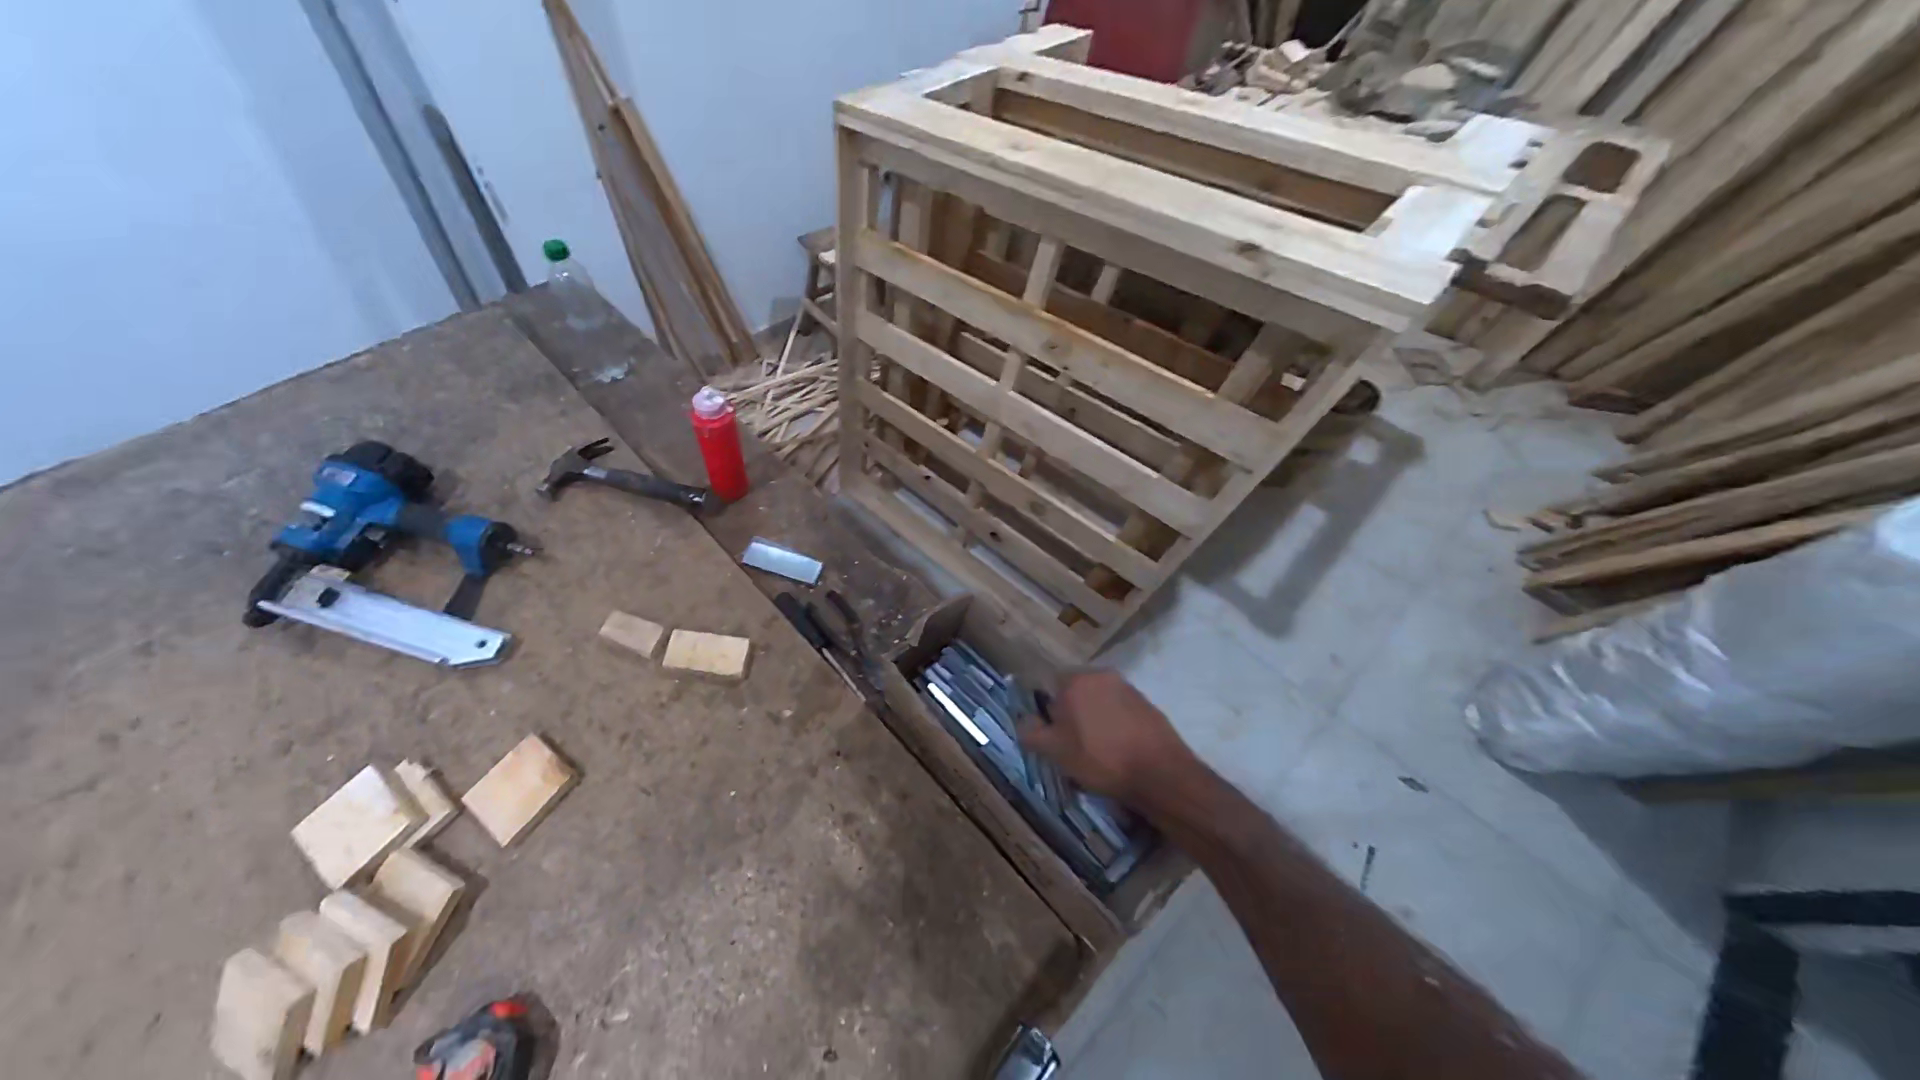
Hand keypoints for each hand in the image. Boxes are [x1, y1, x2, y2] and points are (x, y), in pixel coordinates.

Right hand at [1019, 670, 1200, 807]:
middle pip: (1075, 691)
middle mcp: (1101, 674)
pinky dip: (1114, 724)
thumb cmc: (1100, 758)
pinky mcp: (1147, 703)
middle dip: (1071, 714)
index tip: (1052, 735)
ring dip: (1093, 719)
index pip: (1049, 685)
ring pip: (1098, 701)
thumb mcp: (1055, 751)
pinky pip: (1119, 709)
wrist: (1160, 773)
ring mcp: (1127, 687)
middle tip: (1072, 745)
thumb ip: (1032, 732)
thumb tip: (1023, 721)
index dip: (1047, 711)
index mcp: (1075, 680)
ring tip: (1097, 752)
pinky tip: (1119, 750)